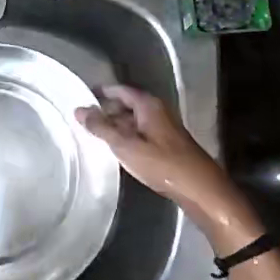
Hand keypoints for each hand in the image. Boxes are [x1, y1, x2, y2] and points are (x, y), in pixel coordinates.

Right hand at [76, 84, 261, 252]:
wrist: (200, 189)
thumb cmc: (161, 163)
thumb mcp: (125, 145)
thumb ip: (101, 127)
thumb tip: (79, 110)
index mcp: (148, 105)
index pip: (120, 90)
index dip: (101, 92)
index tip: (82, 97)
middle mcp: (158, 111)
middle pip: (127, 105)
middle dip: (106, 110)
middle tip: (84, 119)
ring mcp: (164, 129)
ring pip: (134, 121)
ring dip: (116, 126)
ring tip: (95, 135)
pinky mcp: (167, 145)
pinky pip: (141, 134)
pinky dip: (127, 137)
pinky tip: (117, 150)